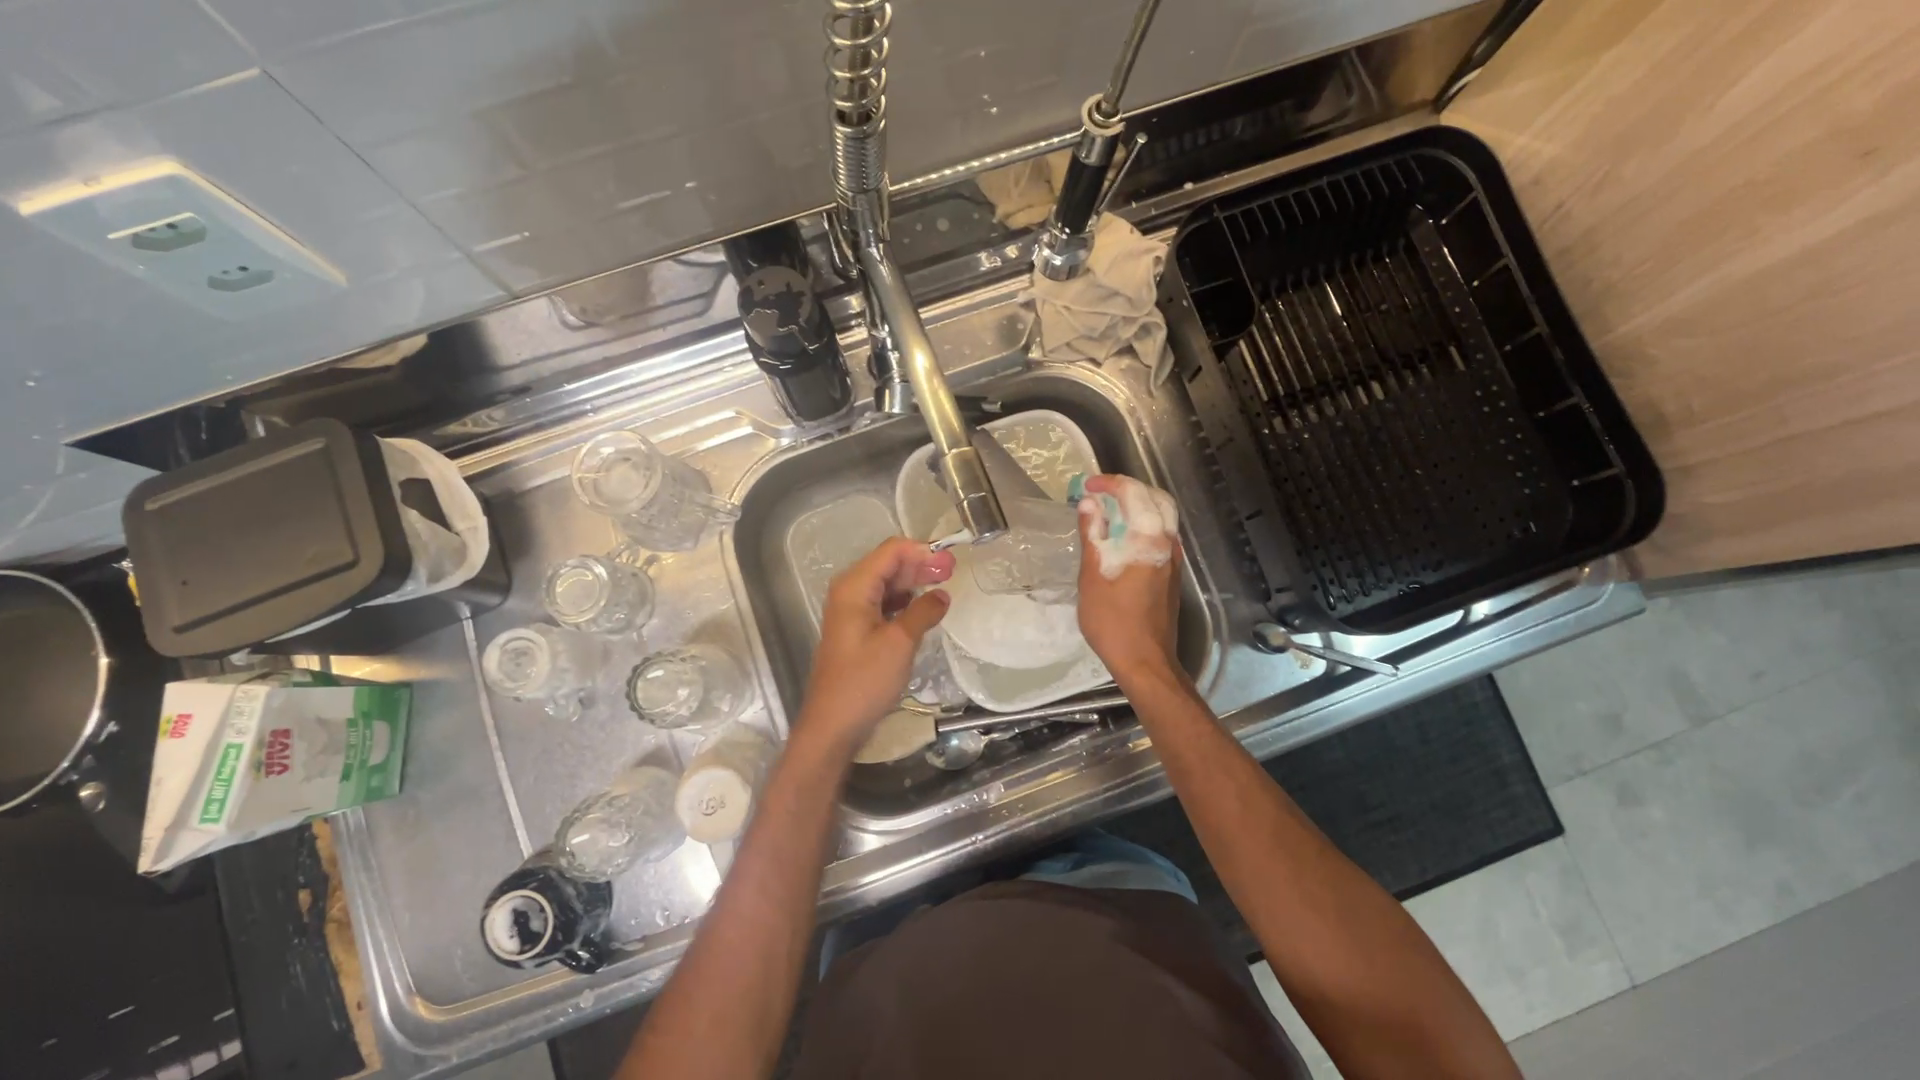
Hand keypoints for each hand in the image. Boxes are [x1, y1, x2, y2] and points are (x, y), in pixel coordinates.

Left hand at [799, 536, 954, 753]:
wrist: (833, 724)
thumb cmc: (864, 681)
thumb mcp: (899, 643)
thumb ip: (923, 612)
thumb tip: (942, 594)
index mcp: (854, 587)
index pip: (891, 551)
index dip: (922, 552)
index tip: (952, 563)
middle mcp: (849, 592)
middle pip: (888, 564)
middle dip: (920, 565)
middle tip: (953, 573)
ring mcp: (850, 611)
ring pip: (886, 584)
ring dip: (913, 583)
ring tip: (943, 589)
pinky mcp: (856, 630)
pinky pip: (882, 604)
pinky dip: (903, 602)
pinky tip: (923, 610)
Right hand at [1076, 474, 1181, 681]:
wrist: (1145, 660)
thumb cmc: (1112, 621)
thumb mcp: (1092, 576)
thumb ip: (1092, 536)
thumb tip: (1088, 505)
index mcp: (1149, 539)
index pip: (1134, 493)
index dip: (1110, 483)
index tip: (1087, 487)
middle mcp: (1168, 543)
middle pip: (1156, 499)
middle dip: (1129, 489)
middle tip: (1101, 493)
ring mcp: (1173, 559)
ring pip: (1162, 517)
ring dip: (1138, 506)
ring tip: (1108, 512)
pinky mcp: (1171, 574)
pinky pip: (1161, 535)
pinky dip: (1143, 525)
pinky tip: (1121, 538)